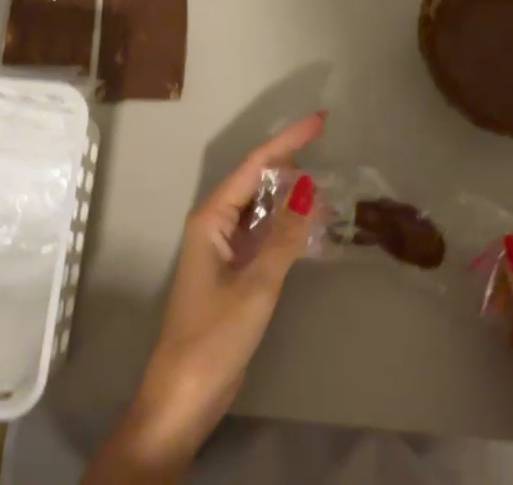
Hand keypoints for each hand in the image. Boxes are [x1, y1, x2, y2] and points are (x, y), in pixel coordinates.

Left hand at [85, 113, 323, 483]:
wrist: (186, 392)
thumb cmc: (215, 335)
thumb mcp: (256, 284)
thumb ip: (284, 236)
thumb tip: (309, 187)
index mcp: (211, 219)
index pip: (254, 166)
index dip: (288, 141)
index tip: (320, 120)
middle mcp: (215, 225)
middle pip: (255, 180)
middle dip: (288, 159)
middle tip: (326, 140)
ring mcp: (224, 249)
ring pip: (260, 207)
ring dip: (289, 193)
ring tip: (326, 178)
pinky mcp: (234, 272)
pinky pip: (263, 234)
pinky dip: (286, 224)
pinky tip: (309, 223)